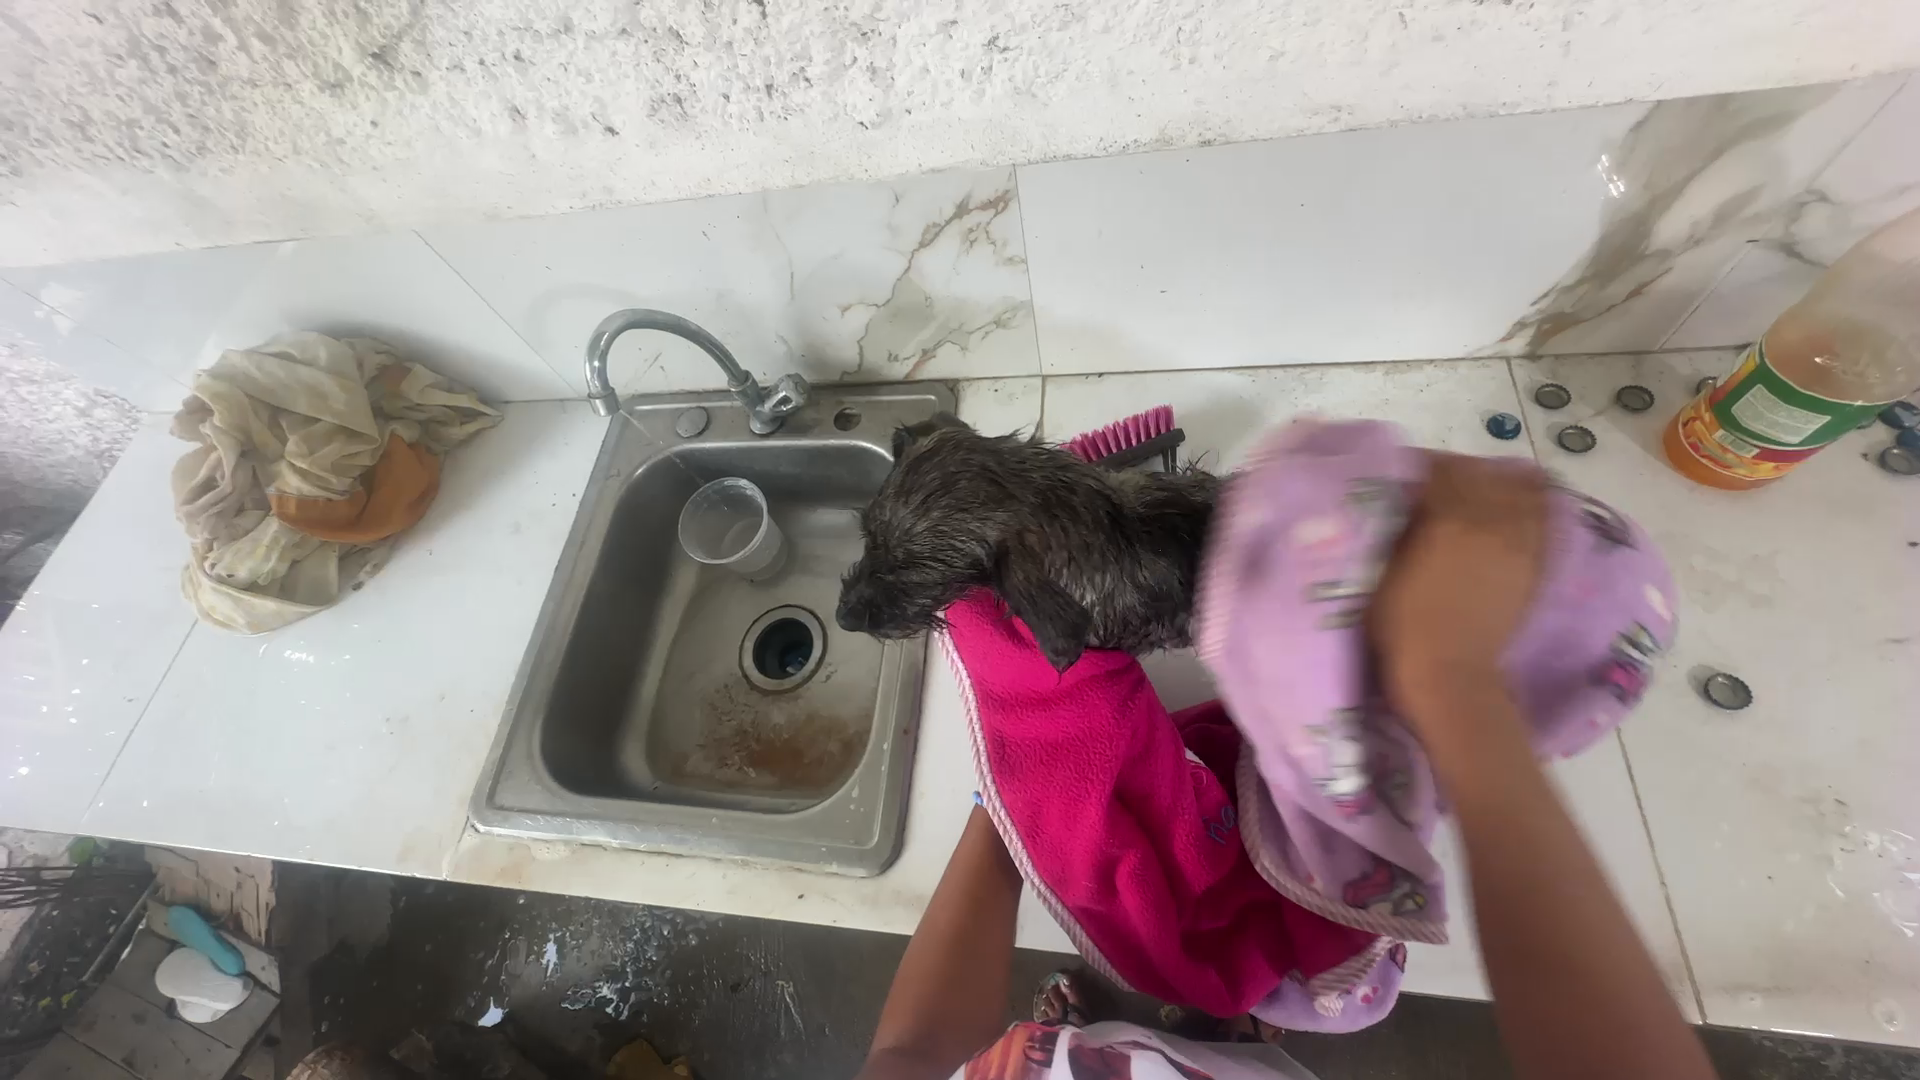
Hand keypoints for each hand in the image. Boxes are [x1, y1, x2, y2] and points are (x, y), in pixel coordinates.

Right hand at [1370, 452, 1547, 732]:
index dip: (1419, 465)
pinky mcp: (1537, 564)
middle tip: (1430, 482)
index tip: (1398, 472)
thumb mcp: (1382, 567)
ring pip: (1522, 489)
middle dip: (1456, 471)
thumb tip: (1402, 496)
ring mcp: (1524, 543)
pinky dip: (1525, 504)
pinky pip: (1541, 516)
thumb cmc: (1401, 621)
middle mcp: (1496, 523)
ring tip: (1471, 493)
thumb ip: (1397, 523)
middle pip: (1483, 473)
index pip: (1442, 469)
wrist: (1448, 673)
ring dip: (1495, 483)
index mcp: (1453, 520)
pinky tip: (1504, 513)